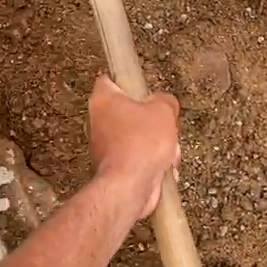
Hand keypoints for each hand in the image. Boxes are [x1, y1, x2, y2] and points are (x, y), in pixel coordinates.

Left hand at [88, 75, 179, 219]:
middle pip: (130, 113)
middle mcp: (97, 122)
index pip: (109, 81)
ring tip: (168, 154)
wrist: (130, 185)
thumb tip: (165, 104)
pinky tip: (163, 171)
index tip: (142, 89)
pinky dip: (152, 165)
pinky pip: (138, 160)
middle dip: (152, 122)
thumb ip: (165, 101)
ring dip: (157, 146)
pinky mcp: (114, 168)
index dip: (127, 83)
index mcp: (103, 100)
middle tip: (165, 127)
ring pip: (137, 139)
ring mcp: (104, 147)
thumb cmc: (141, 143)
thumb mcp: (163, 111)